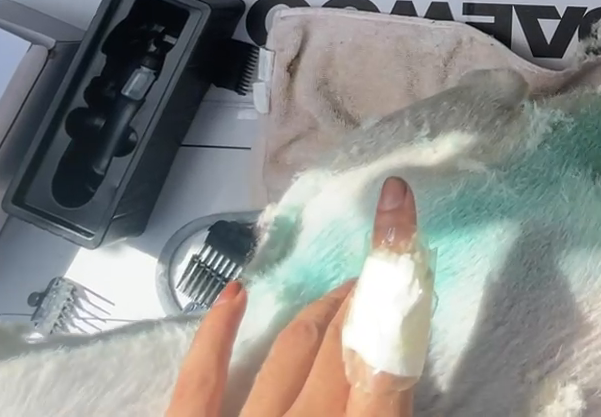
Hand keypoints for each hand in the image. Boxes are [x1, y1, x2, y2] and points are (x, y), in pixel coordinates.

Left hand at [167, 177, 426, 416]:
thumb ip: (389, 402)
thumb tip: (400, 362)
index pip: (391, 349)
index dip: (397, 270)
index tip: (399, 204)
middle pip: (343, 337)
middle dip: (365, 294)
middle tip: (380, 277)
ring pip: (291, 346)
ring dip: (319, 310)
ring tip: (339, 292)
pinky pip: (200, 383)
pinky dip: (218, 334)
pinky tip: (235, 295)